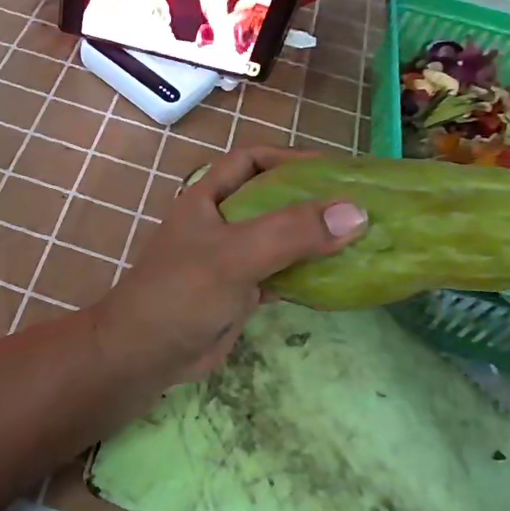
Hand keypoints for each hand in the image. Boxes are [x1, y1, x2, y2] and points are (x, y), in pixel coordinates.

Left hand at [94, 146, 366, 383]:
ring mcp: (229, 259)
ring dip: (314, 240)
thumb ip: (291, 232)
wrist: (145, 353)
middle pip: (270, 200)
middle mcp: (219, 223)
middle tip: (363, 206)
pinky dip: (307, 275)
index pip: (249, 161)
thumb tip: (356, 211)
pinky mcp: (238, 292)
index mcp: (206, 199)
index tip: (334, 169)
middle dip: (311, 201)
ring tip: (364, 241)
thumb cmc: (182, 292)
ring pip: (278, 240)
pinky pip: (280, 275)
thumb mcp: (235, 254)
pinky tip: (340, 280)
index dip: (288, 157)